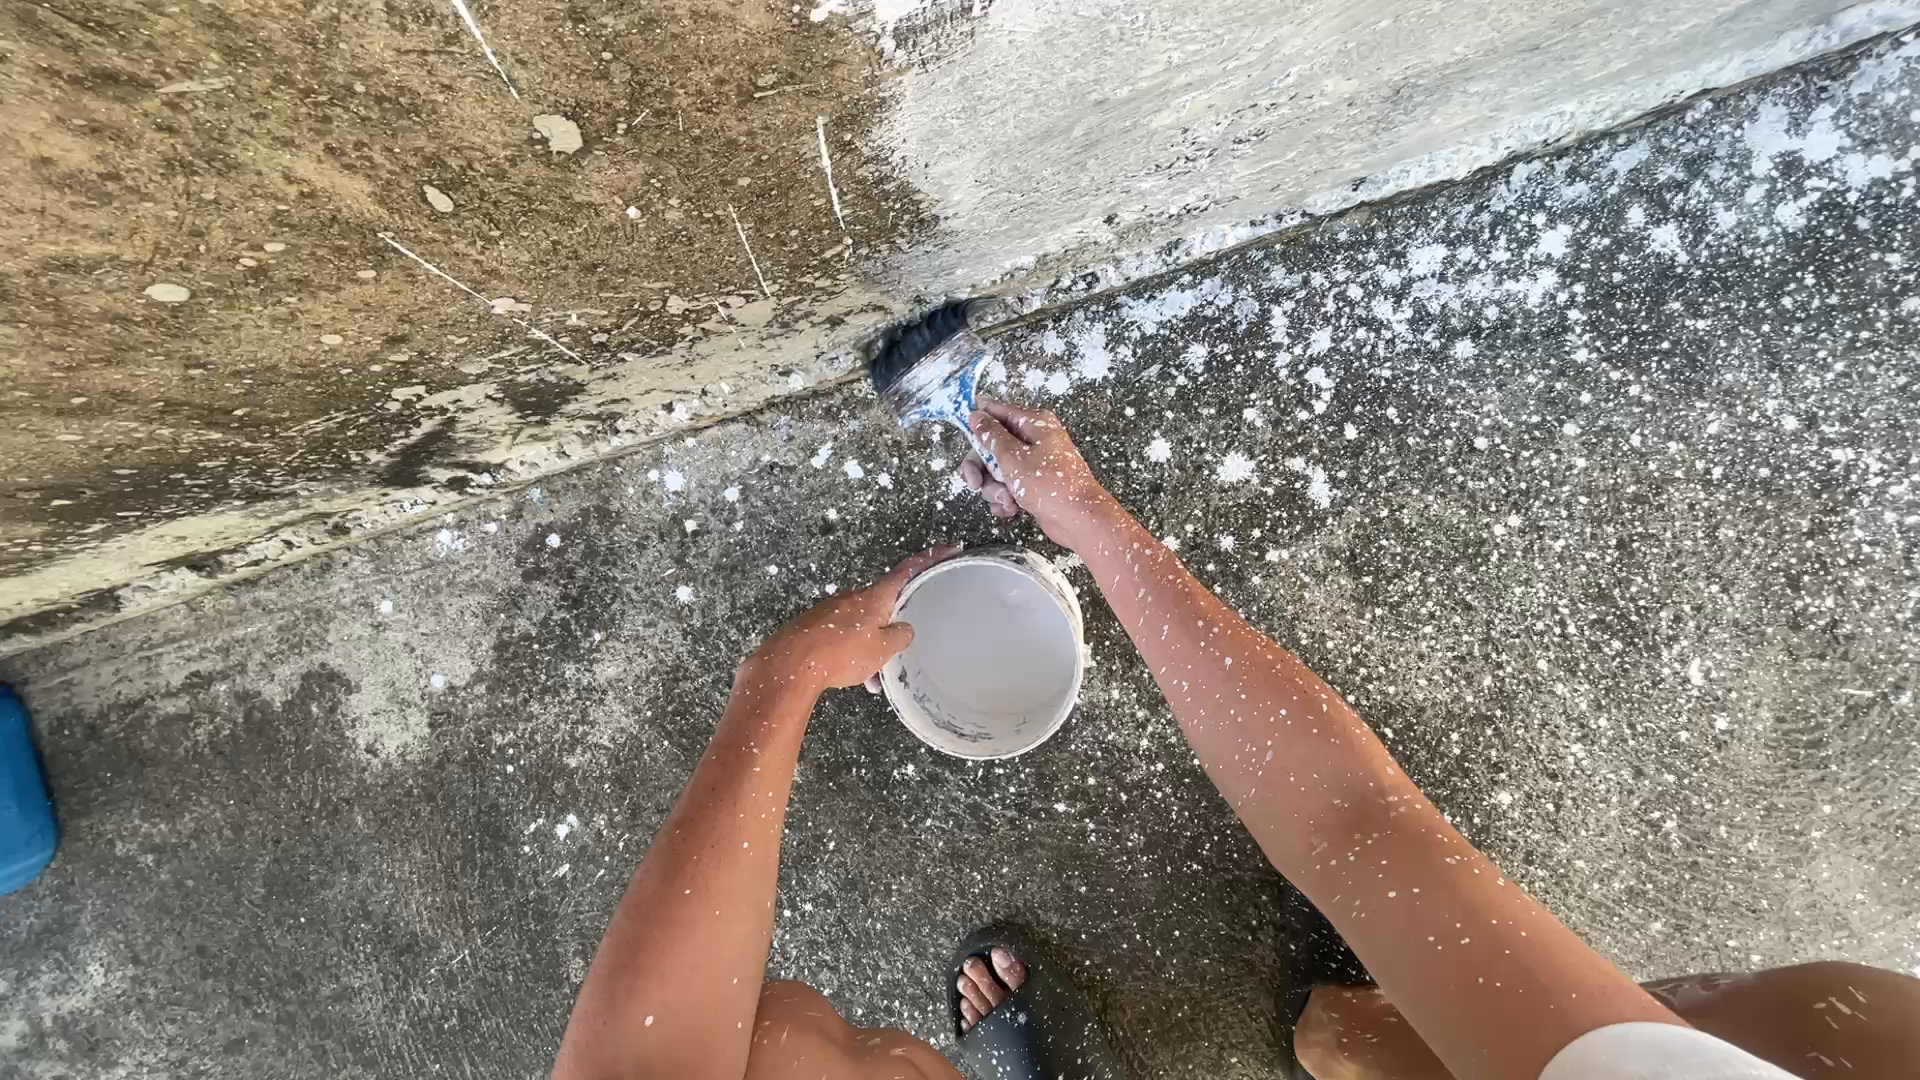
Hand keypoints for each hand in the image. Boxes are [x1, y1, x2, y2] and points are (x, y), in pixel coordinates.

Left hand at [747, 545, 963, 691]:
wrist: (790, 664)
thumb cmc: (840, 654)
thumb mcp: (882, 650)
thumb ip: (900, 635)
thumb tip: (904, 629)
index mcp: (875, 596)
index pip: (910, 570)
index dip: (932, 559)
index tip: (950, 548)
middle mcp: (854, 596)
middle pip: (884, 602)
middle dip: (894, 624)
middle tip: (901, 644)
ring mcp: (833, 609)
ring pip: (862, 624)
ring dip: (871, 646)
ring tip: (873, 676)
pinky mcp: (817, 624)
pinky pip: (844, 634)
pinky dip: (853, 651)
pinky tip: (853, 676)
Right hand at [960, 400, 1117, 548]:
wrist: (1078, 520)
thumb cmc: (1051, 486)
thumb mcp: (1013, 458)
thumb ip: (991, 436)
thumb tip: (977, 415)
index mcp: (1033, 423)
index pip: (995, 411)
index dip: (977, 423)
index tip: (964, 436)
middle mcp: (1033, 439)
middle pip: (990, 446)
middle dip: (982, 468)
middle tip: (977, 484)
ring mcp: (1033, 463)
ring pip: (996, 470)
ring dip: (994, 488)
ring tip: (1007, 500)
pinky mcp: (1032, 484)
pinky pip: (1007, 486)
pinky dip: (1005, 499)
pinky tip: (1011, 509)